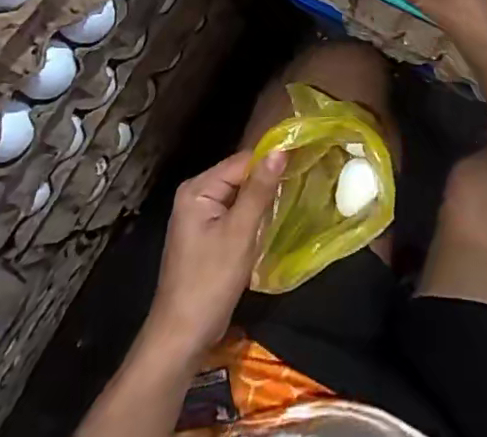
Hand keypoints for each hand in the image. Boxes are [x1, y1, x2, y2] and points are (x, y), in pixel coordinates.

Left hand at [146, 149, 287, 355]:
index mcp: (197, 188)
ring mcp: (199, 217)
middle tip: (303, 182)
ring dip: (261, 201)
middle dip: (266, 182)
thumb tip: (279, 151)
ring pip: (238, 197)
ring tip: (295, 198)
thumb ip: (259, 190)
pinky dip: (252, 218)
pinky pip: (233, 215)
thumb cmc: (210, 281)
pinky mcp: (206, 236)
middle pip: (238, 177)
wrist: (182, 334)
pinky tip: (272, 224)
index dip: (270, 162)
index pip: (240, 162)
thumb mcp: (240, 233)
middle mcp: (194, 195)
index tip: (303, 161)